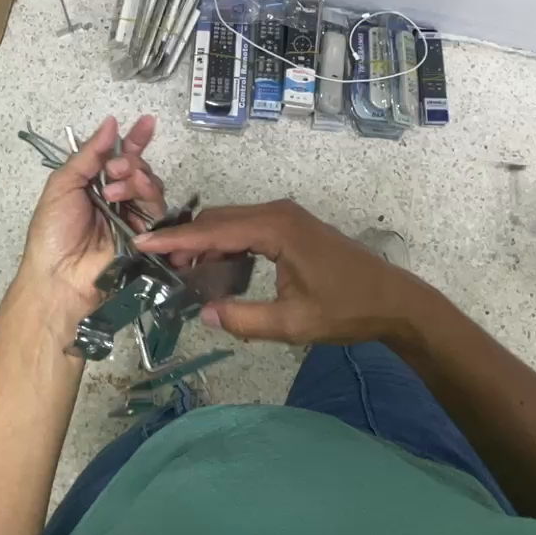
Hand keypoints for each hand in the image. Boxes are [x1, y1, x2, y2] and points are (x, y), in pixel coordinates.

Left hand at [16, 115, 166, 322]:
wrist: (59, 277)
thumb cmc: (53, 231)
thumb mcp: (63, 185)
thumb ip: (89, 154)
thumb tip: (111, 122)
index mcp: (94, 184)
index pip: (119, 155)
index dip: (134, 138)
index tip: (146, 121)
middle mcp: (117, 197)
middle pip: (139, 168)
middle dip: (130, 161)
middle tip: (113, 171)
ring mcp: (132, 217)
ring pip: (150, 185)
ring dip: (135, 178)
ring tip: (113, 190)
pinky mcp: (145, 235)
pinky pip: (157, 209)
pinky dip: (147, 196)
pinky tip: (131, 195)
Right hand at [135, 199, 430, 344]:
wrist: (392, 300)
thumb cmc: (345, 309)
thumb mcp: (292, 323)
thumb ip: (244, 318)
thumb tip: (203, 312)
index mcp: (276, 228)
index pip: (214, 230)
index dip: (176, 239)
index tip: (143, 243)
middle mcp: (277, 212)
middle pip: (219, 219)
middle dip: (187, 240)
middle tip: (160, 265)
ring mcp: (285, 216)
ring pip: (232, 221)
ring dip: (206, 242)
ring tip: (183, 269)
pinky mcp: (290, 225)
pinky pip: (247, 227)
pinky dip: (226, 243)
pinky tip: (215, 265)